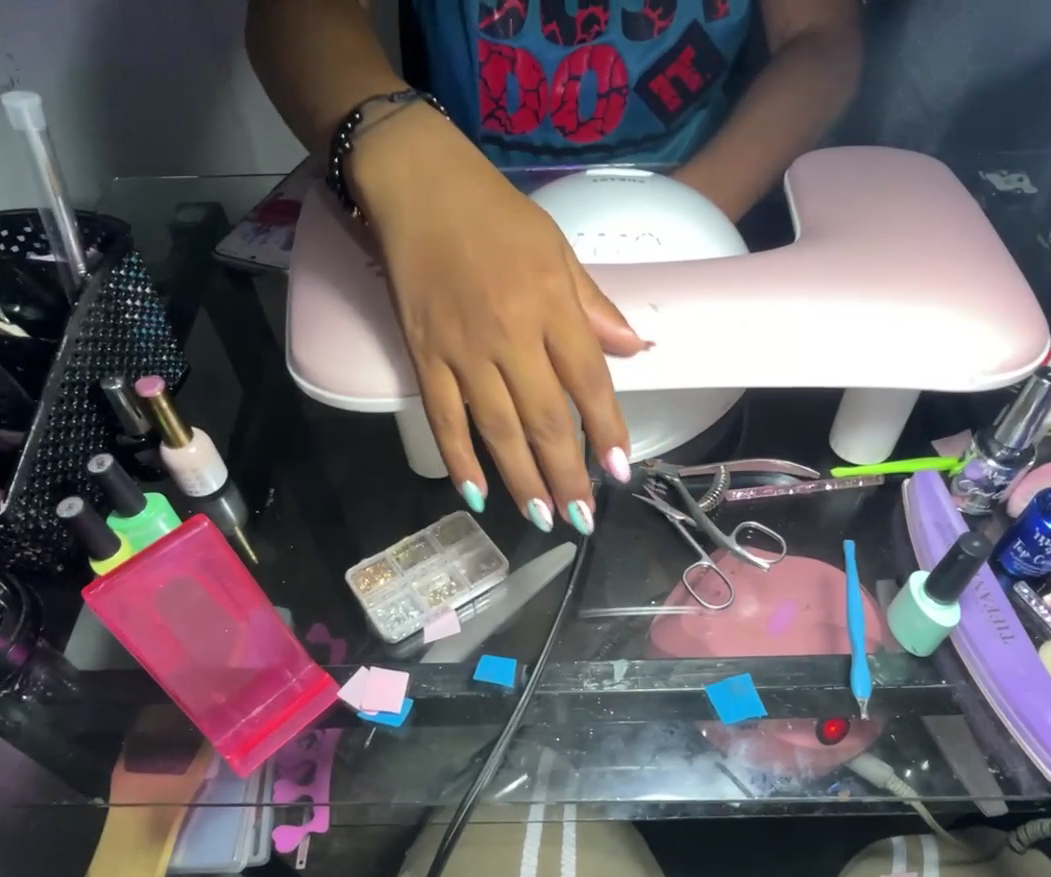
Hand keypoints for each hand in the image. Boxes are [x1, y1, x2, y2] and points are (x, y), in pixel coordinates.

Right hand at [350, 106, 647, 534]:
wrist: (416, 185)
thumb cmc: (496, 215)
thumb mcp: (558, 250)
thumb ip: (593, 307)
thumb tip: (634, 351)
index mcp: (550, 305)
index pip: (588, 382)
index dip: (605, 431)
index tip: (619, 472)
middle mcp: (510, 336)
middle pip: (545, 420)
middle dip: (566, 475)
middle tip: (581, 518)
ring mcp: (462, 351)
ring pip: (497, 429)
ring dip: (522, 479)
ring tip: (542, 518)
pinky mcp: (424, 357)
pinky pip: (444, 419)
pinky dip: (459, 459)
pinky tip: (476, 494)